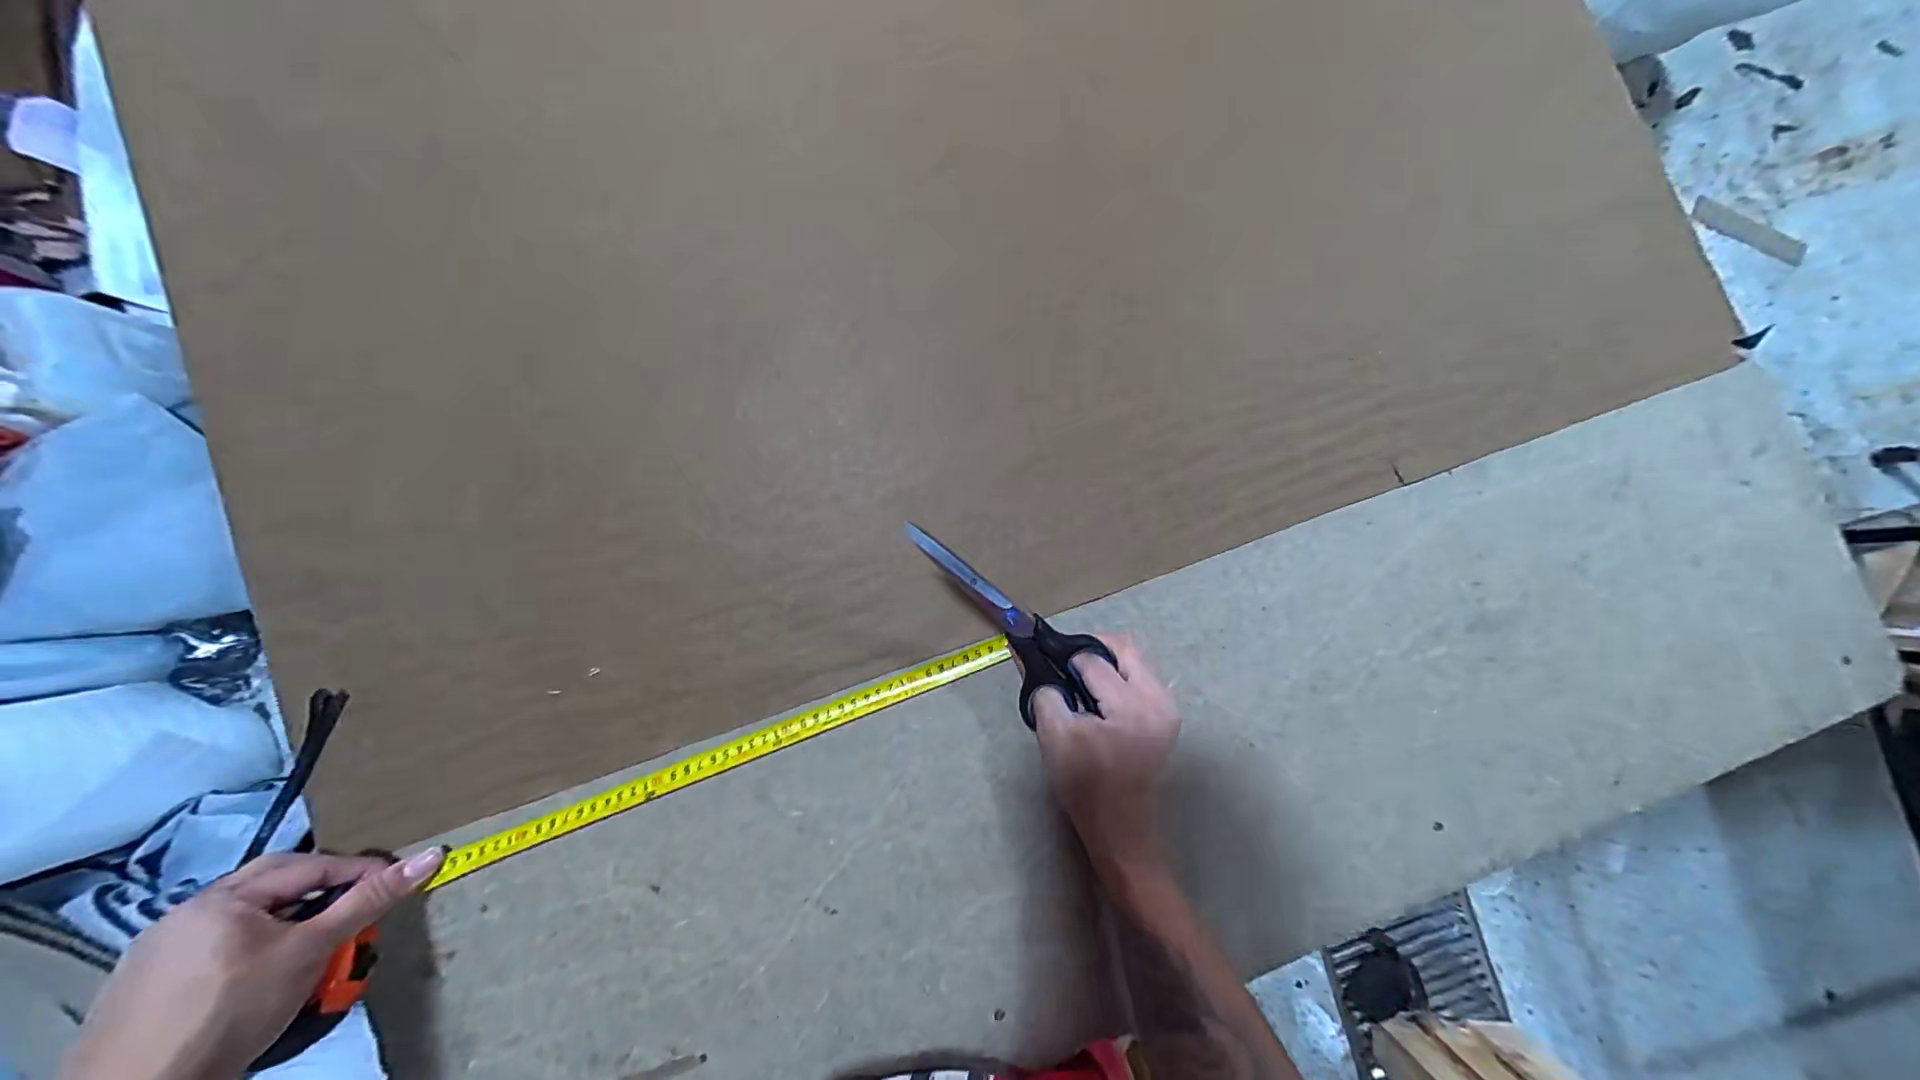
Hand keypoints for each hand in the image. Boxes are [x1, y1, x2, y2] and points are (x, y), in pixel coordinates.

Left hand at [60, 848, 445, 1079]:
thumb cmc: (233, 1009)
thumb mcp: (311, 951)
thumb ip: (368, 901)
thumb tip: (430, 856)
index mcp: (221, 896)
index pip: (311, 865)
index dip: (359, 871)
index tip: (396, 885)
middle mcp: (185, 912)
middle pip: (273, 885)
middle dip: (321, 893)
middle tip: (356, 910)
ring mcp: (156, 950)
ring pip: (244, 917)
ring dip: (287, 923)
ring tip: (315, 945)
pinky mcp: (144, 987)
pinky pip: (216, 947)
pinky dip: (253, 948)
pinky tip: (264, 974)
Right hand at [1031, 633, 1179, 868]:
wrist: (1118, 828)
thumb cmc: (1084, 785)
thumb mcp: (1054, 735)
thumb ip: (1043, 689)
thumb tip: (1027, 654)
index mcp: (1134, 705)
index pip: (1092, 660)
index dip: (1063, 660)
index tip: (1044, 664)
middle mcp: (1160, 699)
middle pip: (1124, 647)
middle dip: (1090, 649)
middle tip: (1064, 666)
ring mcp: (1168, 707)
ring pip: (1134, 659)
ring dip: (1105, 661)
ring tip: (1078, 681)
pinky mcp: (1167, 716)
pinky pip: (1141, 677)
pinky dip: (1117, 676)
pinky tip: (1097, 695)